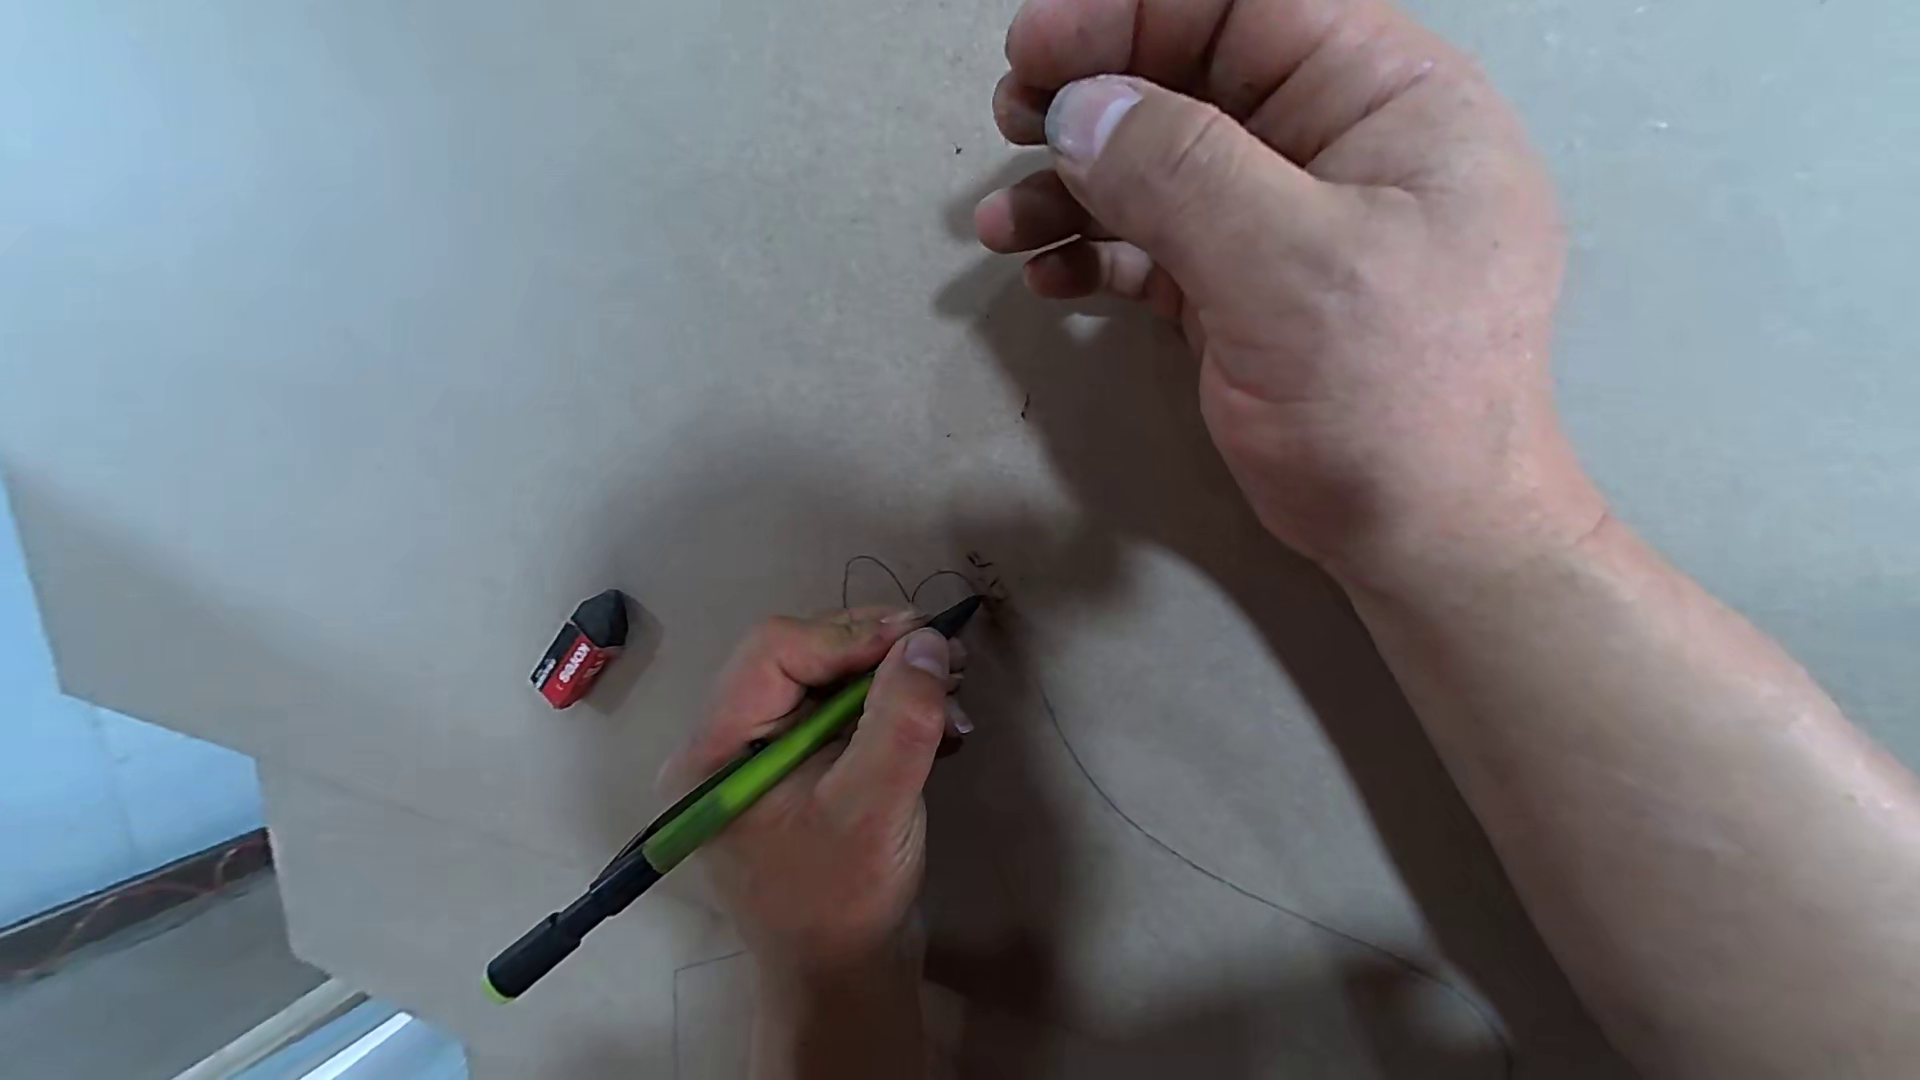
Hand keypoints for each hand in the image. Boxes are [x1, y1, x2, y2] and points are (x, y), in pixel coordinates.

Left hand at [660, 608, 962, 977]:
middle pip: (806, 652)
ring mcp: (773, 746)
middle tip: (946, 652)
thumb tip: (927, 640)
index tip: (919, 636)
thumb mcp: (876, 808)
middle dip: (882, 650)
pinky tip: (940, 722)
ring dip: (899, 675)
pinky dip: (898, 703)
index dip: (849, 633)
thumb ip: (902, 720)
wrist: (846, 974)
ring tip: (953, 687)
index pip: (775, 650)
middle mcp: (736, 736)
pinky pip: (850, 704)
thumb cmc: (844, 903)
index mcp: (718, 748)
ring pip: (836, 674)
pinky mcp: (808, 756)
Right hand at [975, 0, 1605, 584]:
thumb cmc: (1382, 395)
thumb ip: (1184, 176)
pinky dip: (1094, 260)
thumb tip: (1078, 111)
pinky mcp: (1230, 300)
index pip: (1242, 8)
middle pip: (1186, 88)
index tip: (1034, 43)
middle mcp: (1317, 152)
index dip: (1133, 12)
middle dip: (1092, 98)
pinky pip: (1149, 256)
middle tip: (1010, 118)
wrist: (1406, 525)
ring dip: (1072, 193)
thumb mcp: (1290, 270)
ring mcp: (1268, 232)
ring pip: (1155, 181)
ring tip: (1001, 222)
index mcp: (1373, 100)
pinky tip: (1046, 277)